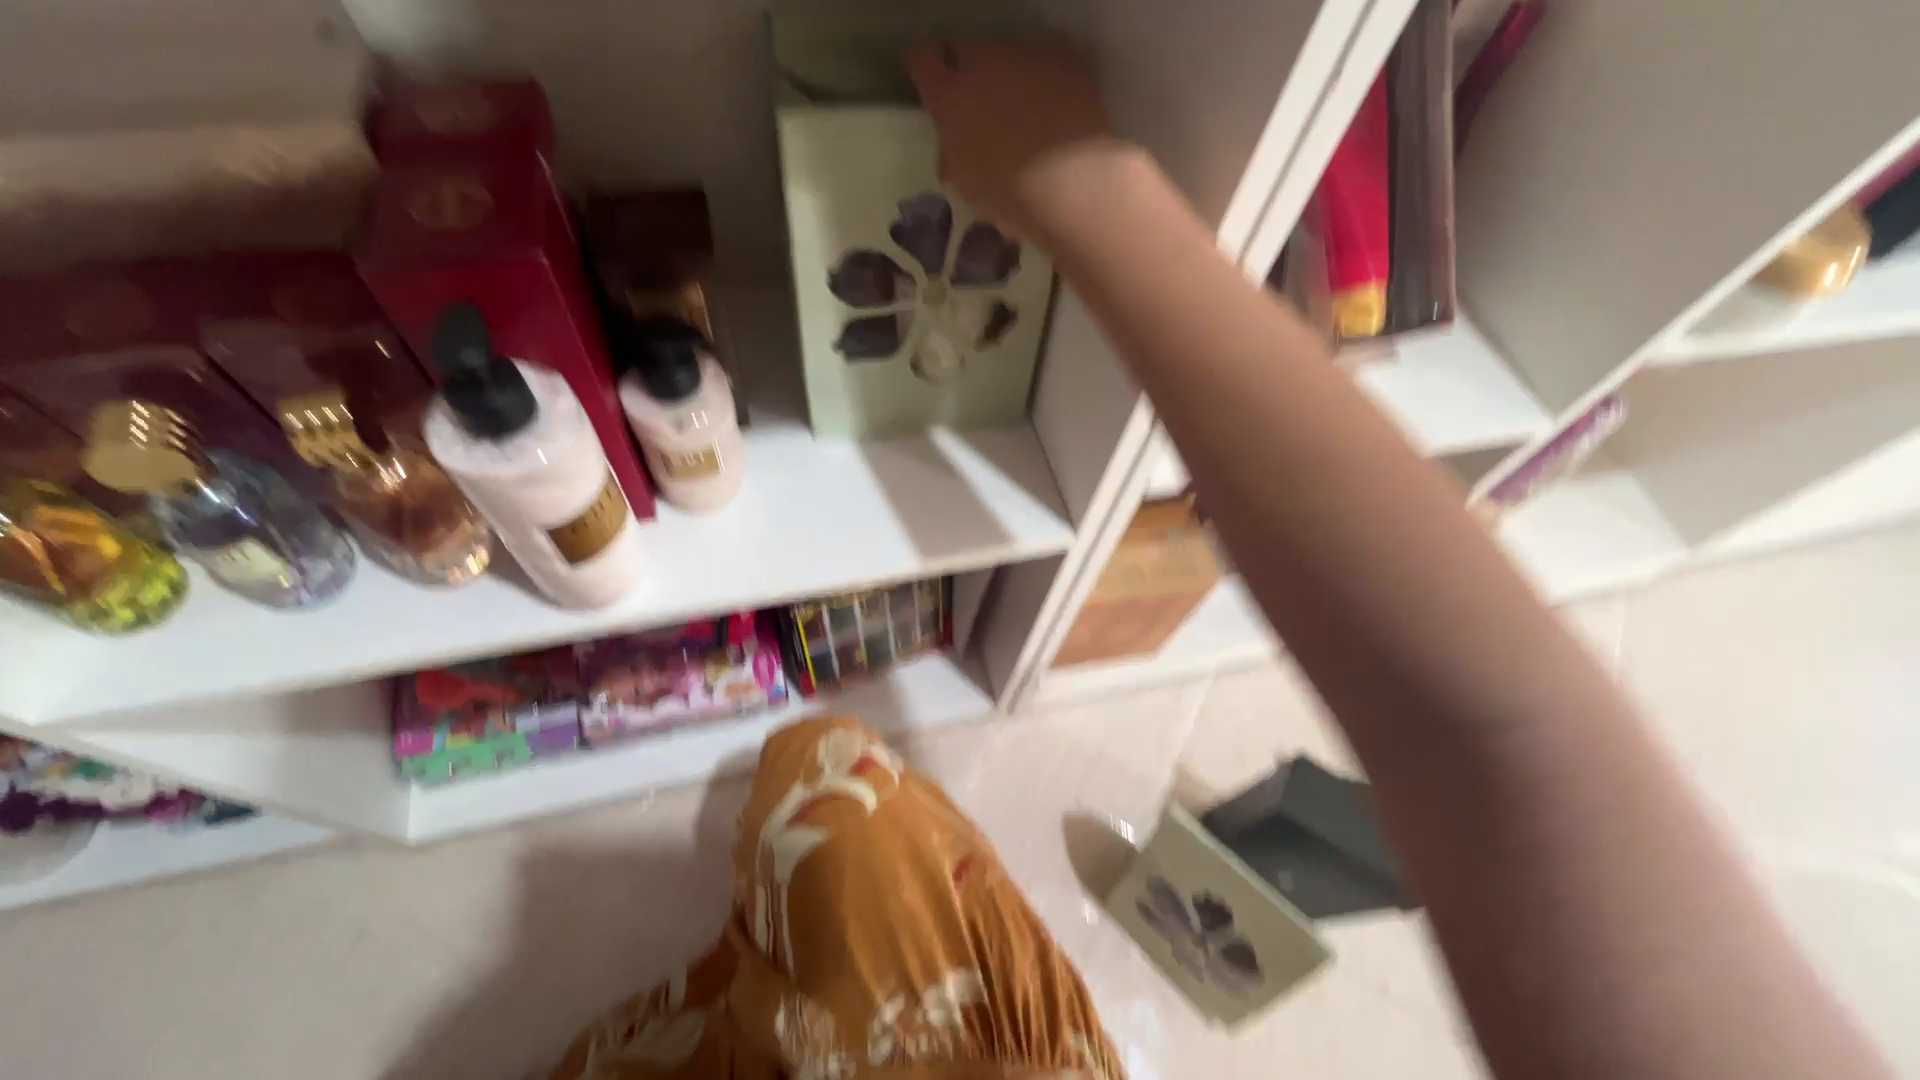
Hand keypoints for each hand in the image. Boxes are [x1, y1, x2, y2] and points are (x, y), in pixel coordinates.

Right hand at [904, 40, 1142, 241]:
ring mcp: (1026, 59)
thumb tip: (953, 149)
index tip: (933, 86)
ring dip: (1007, 77)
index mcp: (950, 98)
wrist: (1073, 187)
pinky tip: (1053, 112)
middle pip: (966, 51)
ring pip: (1006, 56)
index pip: (923, 62)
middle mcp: (983, 66)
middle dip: (967, 71)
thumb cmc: (1009, 198)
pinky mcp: (1064, 63)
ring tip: (1022, 112)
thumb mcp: (966, 184)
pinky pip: (1045, 64)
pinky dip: (1043, 82)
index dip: (926, 71)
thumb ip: (953, 153)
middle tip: (978, 103)